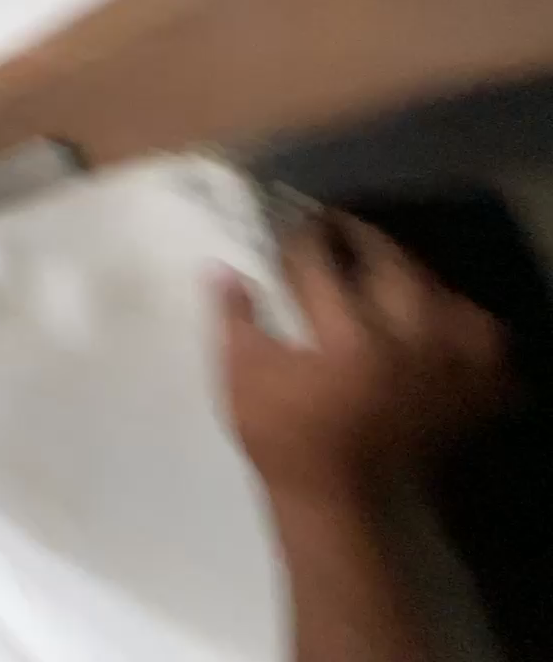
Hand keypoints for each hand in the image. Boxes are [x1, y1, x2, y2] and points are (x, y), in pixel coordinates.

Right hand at [218, 213, 507, 502]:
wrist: (330, 491)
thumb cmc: (274, 425)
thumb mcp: (239, 366)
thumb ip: (235, 314)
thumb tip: (221, 268)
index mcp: (346, 339)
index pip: (322, 269)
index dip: (302, 239)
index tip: (289, 218)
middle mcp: (409, 347)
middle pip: (398, 273)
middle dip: (366, 240)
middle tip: (340, 223)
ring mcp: (446, 373)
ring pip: (453, 306)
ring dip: (422, 279)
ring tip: (394, 268)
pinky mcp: (467, 398)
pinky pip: (487, 352)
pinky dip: (467, 329)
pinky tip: (441, 323)